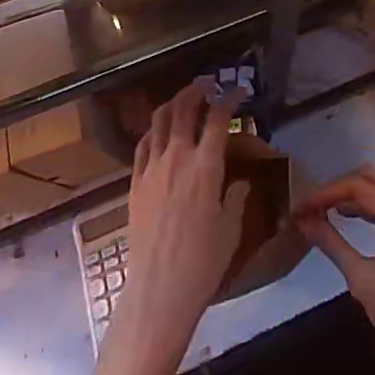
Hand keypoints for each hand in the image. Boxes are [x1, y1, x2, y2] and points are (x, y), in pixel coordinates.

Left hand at [118, 83, 247, 343]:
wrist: (159, 289)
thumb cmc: (202, 262)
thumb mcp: (230, 230)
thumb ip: (236, 199)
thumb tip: (239, 183)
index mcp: (205, 167)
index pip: (217, 120)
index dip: (229, 99)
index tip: (238, 92)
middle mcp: (176, 158)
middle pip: (183, 109)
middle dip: (196, 91)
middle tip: (208, 84)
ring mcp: (151, 168)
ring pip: (159, 121)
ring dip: (173, 104)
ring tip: (184, 99)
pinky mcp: (135, 182)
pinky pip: (143, 145)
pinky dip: (154, 130)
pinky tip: (160, 131)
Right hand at [294, 168, 374, 374]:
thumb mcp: (361, 279)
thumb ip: (331, 243)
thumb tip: (303, 220)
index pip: (357, 188)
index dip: (324, 194)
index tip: (299, 208)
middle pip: (369, 180)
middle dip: (336, 189)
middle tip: (310, 206)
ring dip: (349, 196)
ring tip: (320, 211)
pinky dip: (362, 207)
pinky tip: (343, 217)